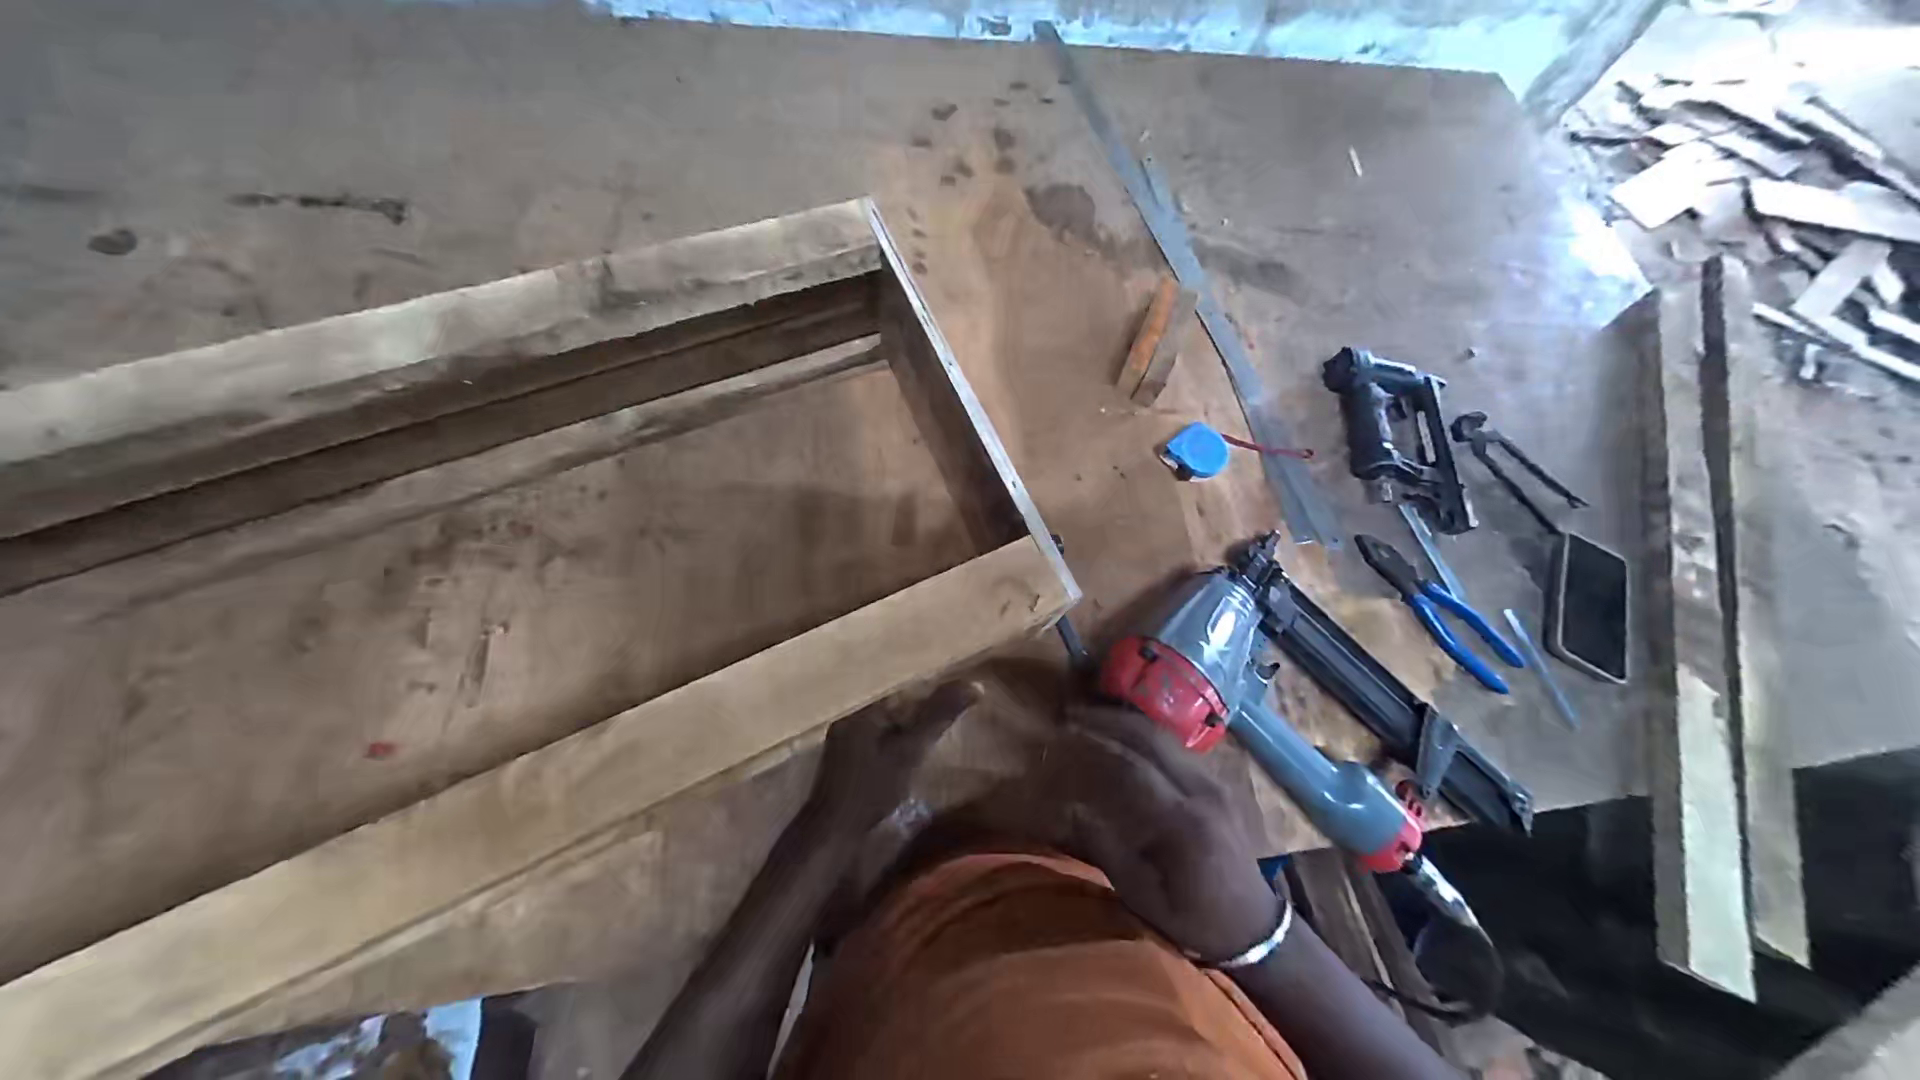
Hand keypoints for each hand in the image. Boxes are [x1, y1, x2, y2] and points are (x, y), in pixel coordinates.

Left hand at [806, 680, 980, 835]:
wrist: (832, 836)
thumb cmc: (871, 790)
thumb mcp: (909, 752)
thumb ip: (937, 717)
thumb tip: (975, 685)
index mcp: (861, 712)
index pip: (901, 692)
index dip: (930, 693)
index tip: (957, 698)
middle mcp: (848, 722)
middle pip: (892, 709)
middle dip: (920, 712)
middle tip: (952, 717)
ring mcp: (843, 746)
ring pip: (884, 728)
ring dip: (908, 731)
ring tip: (939, 736)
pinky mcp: (845, 767)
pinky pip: (876, 745)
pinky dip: (896, 747)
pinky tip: (911, 759)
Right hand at [1043, 704, 1283, 962]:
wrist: (1255, 927)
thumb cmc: (1194, 919)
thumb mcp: (1142, 895)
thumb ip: (1105, 848)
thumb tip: (1070, 808)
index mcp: (1184, 823)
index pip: (1132, 768)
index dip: (1095, 745)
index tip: (1064, 733)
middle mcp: (1202, 791)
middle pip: (1151, 737)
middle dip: (1108, 719)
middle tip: (1073, 714)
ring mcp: (1214, 782)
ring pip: (1165, 735)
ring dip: (1126, 721)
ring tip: (1092, 716)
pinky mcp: (1217, 782)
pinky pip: (1176, 746)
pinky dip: (1144, 734)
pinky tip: (1122, 733)